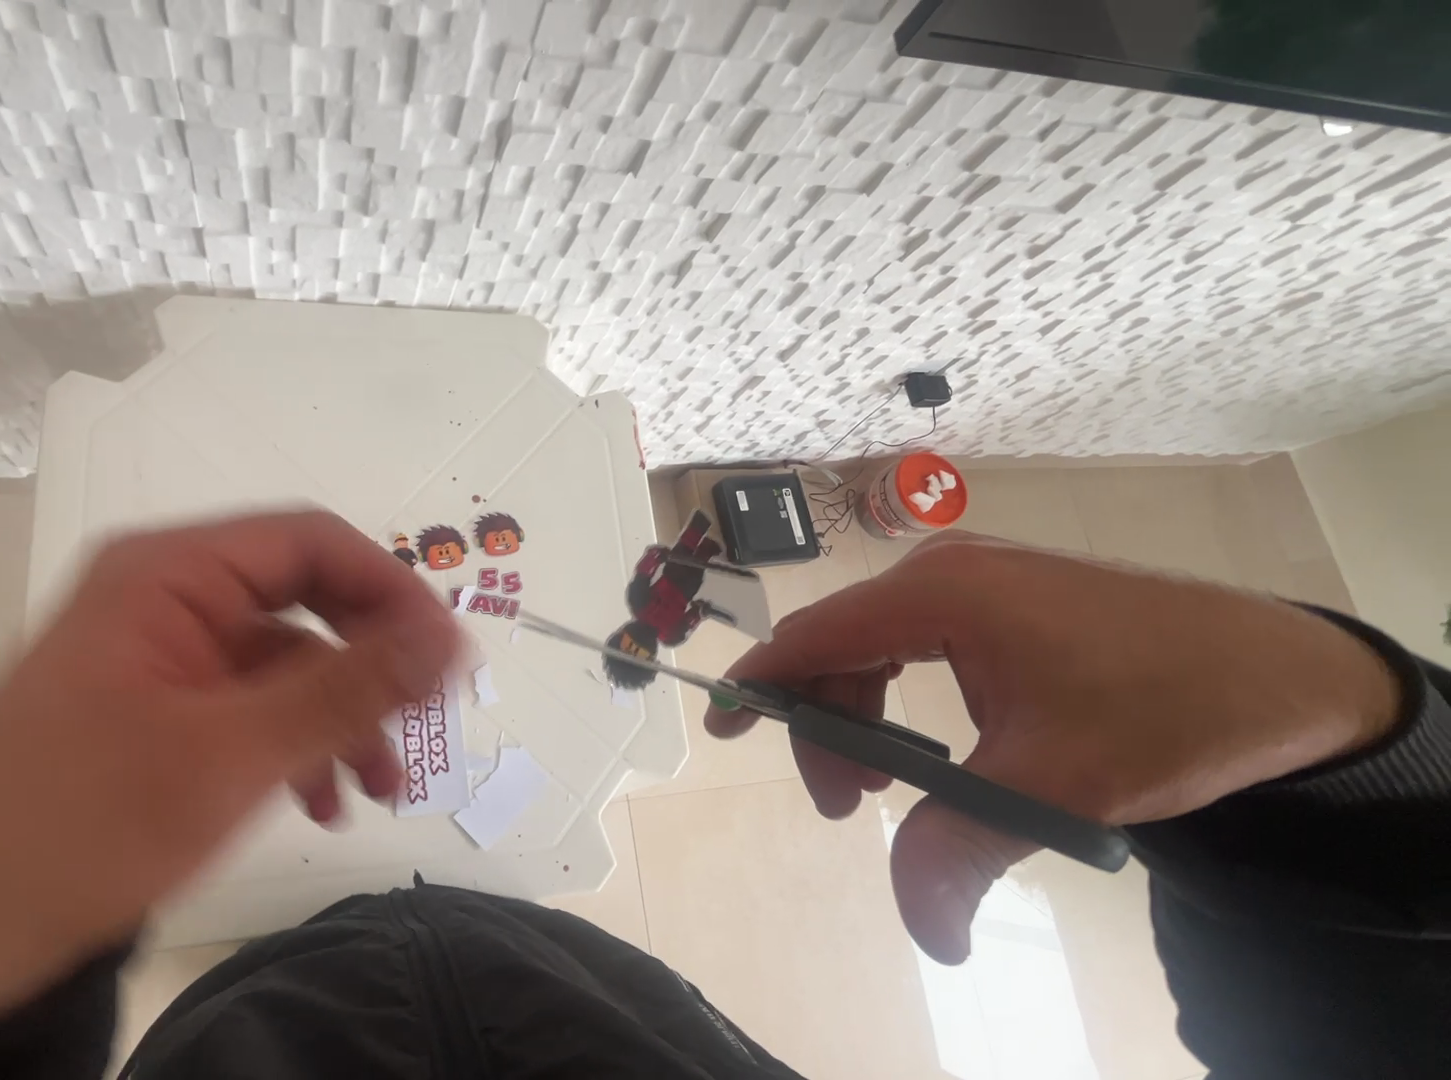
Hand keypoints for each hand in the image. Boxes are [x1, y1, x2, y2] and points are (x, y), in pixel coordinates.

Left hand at [0, 512, 460, 1031]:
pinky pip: (256, 707)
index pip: (310, 543)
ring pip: (290, 663)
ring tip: (381, 789)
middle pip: (306, 602)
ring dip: (344, 719)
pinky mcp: (166, 709)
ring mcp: (168, 655)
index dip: (390, 588)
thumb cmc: (83, 827)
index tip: (446, 654)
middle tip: (424, 720)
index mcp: (170, 574)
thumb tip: (451, 638)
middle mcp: (170, 597)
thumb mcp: (232, 755)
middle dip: (371, 667)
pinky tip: (324, 804)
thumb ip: (348, 688)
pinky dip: (300, 747)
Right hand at [705, 531, 1400, 964]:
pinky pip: (909, 641)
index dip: (759, 681)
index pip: (815, 634)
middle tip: (852, 806)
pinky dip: (897, 695)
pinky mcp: (992, 594)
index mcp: (939, 595)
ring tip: (890, 788)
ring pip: (871, 646)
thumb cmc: (1166, 712)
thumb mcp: (1059, 785)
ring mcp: (966, 577)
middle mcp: (938, 572)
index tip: (722, 728)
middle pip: (838, 647)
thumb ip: (965, 849)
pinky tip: (928, 743)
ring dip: (863, 716)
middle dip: (828, 726)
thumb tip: (926, 938)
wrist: (1291, 676)